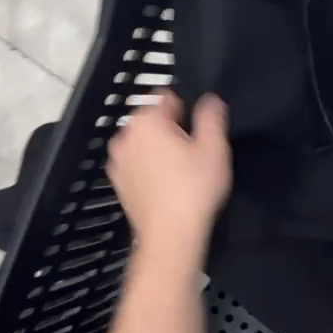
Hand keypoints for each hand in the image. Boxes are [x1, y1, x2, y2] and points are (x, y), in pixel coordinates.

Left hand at [107, 90, 230, 250]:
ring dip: (161, 149)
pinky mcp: (118, 183)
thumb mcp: (214, 147)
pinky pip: (138, 164)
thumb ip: (211, 116)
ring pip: (145, 143)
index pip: (168, 96)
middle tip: (195, 153)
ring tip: (183, 171)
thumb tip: (210, 100)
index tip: (201, 132)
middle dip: (174, 129)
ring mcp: (118, 160)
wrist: (170, 236)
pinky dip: (150, 168)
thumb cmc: (194, 189)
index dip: (189, 110)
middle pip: (155, 120)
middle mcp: (126, 136)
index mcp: (146, 121)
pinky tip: (168, 185)